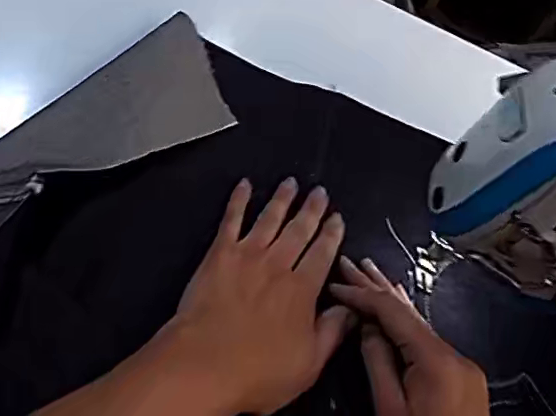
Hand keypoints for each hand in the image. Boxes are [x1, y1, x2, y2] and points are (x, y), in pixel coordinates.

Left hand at [152, 178, 351, 414]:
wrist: (205, 364)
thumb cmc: (256, 372)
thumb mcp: (307, 365)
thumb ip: (331, 333)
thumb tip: (350, 309)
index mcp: (301, 290)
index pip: (322, 254)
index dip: (331, 234)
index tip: (337, 218)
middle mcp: (278, 264)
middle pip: (299, 230)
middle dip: (312, 209)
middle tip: (320, 192)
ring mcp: (248, 254)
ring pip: (270, 218)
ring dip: (282, 199)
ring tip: (290, 183)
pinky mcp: (220, 253)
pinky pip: (232, 219)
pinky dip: (239, 200)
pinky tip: (244, 185)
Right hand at [331, 258, 488, 415]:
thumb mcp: (390, 411)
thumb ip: (377, 362)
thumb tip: (367, 325)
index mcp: (437, 359)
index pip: (393, 312)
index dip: (362, 294)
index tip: (336, 281)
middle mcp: (455, 354)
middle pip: (408, 313)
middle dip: (376, 287)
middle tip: (349, 262)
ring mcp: (464, 366)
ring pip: (420, 325)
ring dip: (392, 302)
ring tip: (368, 272)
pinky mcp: (465, 379)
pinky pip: (430, 342)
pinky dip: (409, 325)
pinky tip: (399, 304)